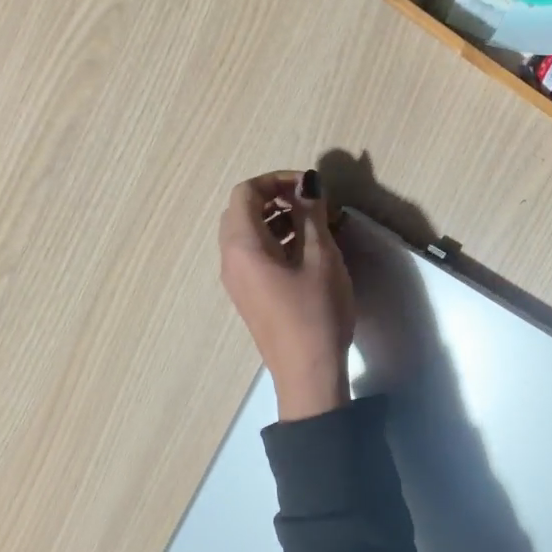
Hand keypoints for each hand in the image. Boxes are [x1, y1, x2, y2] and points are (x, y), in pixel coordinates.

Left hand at [219, 170, 354, 420]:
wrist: (308, 371)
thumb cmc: (317, 311)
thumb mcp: (321, 257)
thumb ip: (312, 216)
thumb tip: (308, 183)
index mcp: (243, 246)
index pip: (245, 193)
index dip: (276, 180)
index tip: (310, 187)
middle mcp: (231, 259)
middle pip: (241, 211)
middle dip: (276, 198)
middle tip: (312, 203)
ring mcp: (238, 280)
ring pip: (248, 233)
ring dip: (278, 219)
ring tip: (316, 226)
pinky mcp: (251, 295)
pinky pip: (255, 254)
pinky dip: (277, 240)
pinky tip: (308, 251)